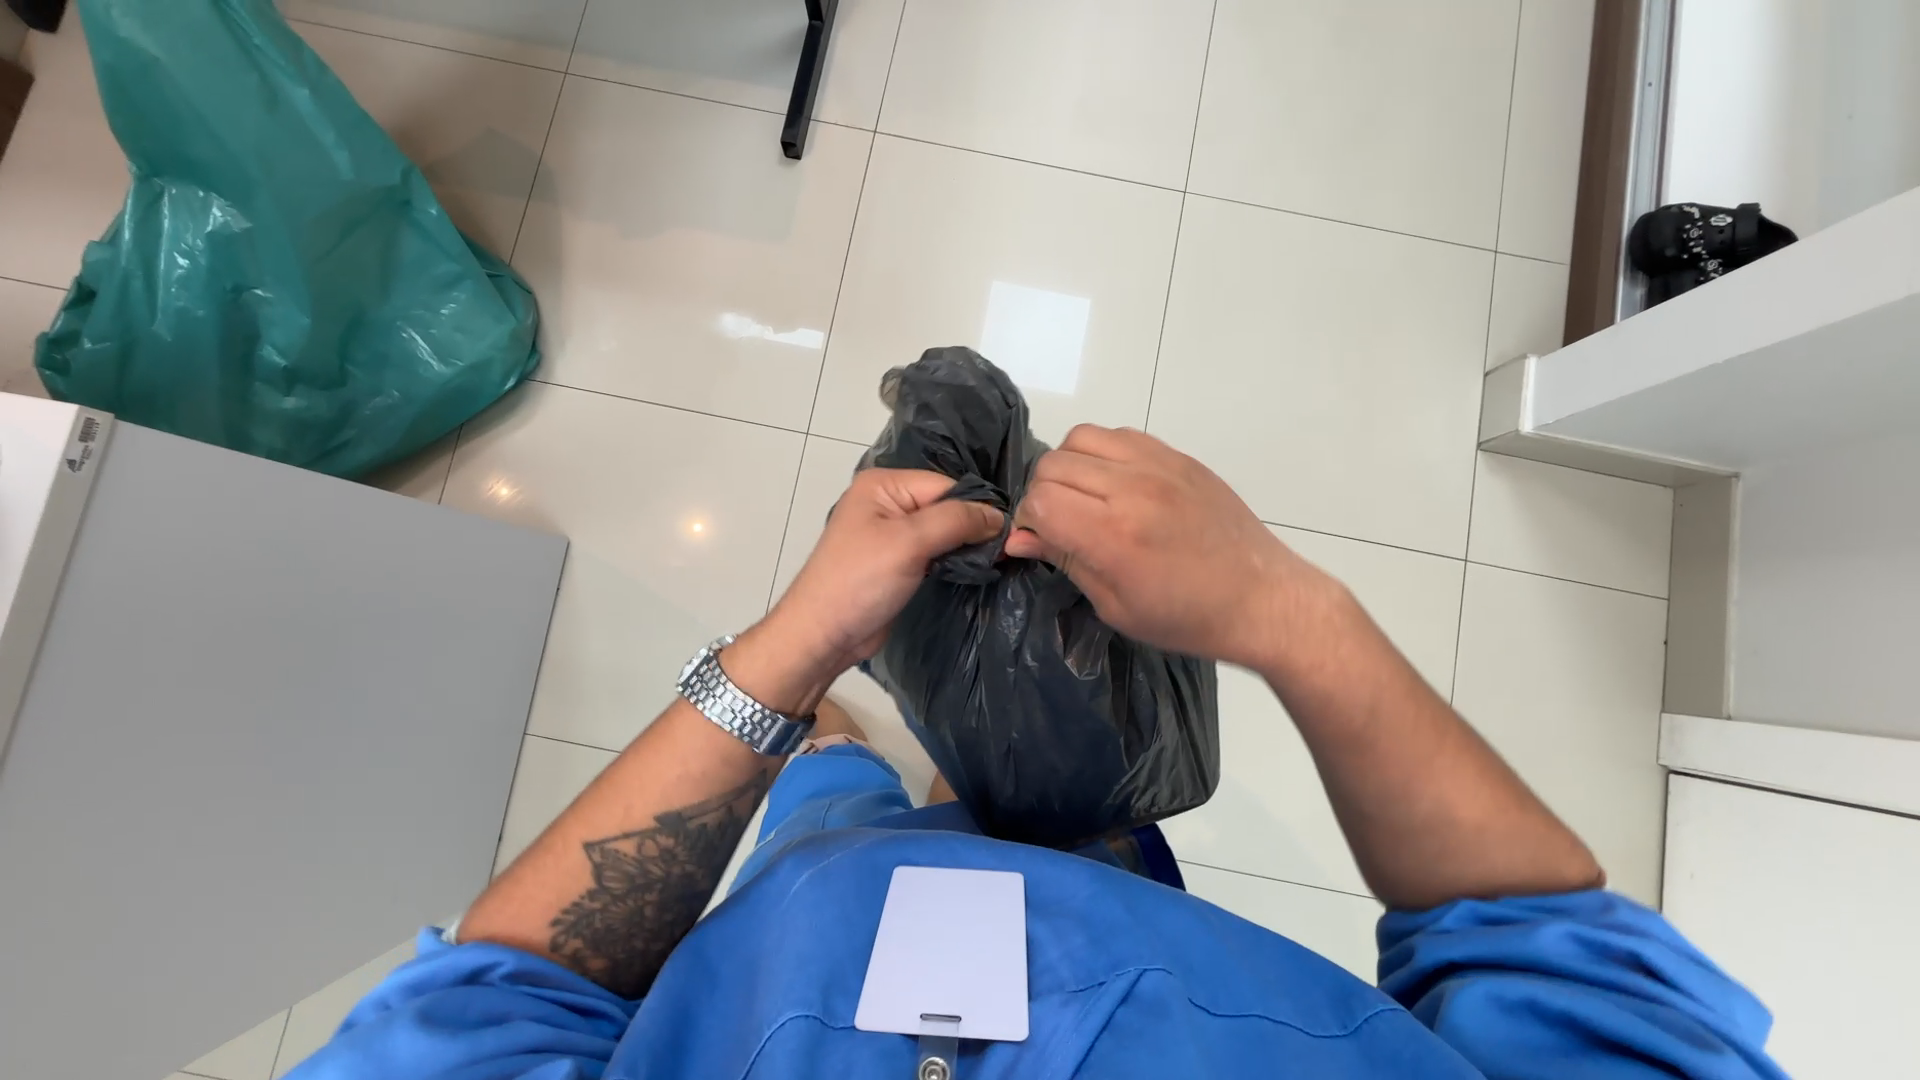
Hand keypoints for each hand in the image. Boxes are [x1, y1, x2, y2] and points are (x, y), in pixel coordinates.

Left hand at [744, 469, 1003, 701]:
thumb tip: (1000, 516)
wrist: (823, 635)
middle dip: (973, 526)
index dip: (976, 507)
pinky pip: (935, 551)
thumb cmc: (860, 582)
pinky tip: (972, 570)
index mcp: (883, 485)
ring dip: (966, 546)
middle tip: (1006, 550)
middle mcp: (887, 502)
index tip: (1007, 534)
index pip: (946, 485)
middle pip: (946, 505)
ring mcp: (892, 534)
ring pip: (944, 530)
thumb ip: (956, 521)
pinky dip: (954, 560)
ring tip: (994, 562)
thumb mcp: (909, 543)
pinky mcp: (898, 562)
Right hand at [1003, 425, 1334, 669]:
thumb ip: (1065, 561)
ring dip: (1070, 467)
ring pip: (1080, 438)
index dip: (1028, 521)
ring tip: (1086, 498)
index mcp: (1115, 535)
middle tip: (1060, 523)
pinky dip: (1102, 454)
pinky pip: (1118, 435)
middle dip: (1042, 494)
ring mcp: (1158, 465)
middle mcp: (1133, 488)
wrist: (1261, 598)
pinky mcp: (1178, 456)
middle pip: (1052, 464)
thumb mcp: (1115, 606)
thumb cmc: (1186, 618)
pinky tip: (1116, 484)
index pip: (1039, 500)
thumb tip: (1019, 538)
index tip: (1039, 541)